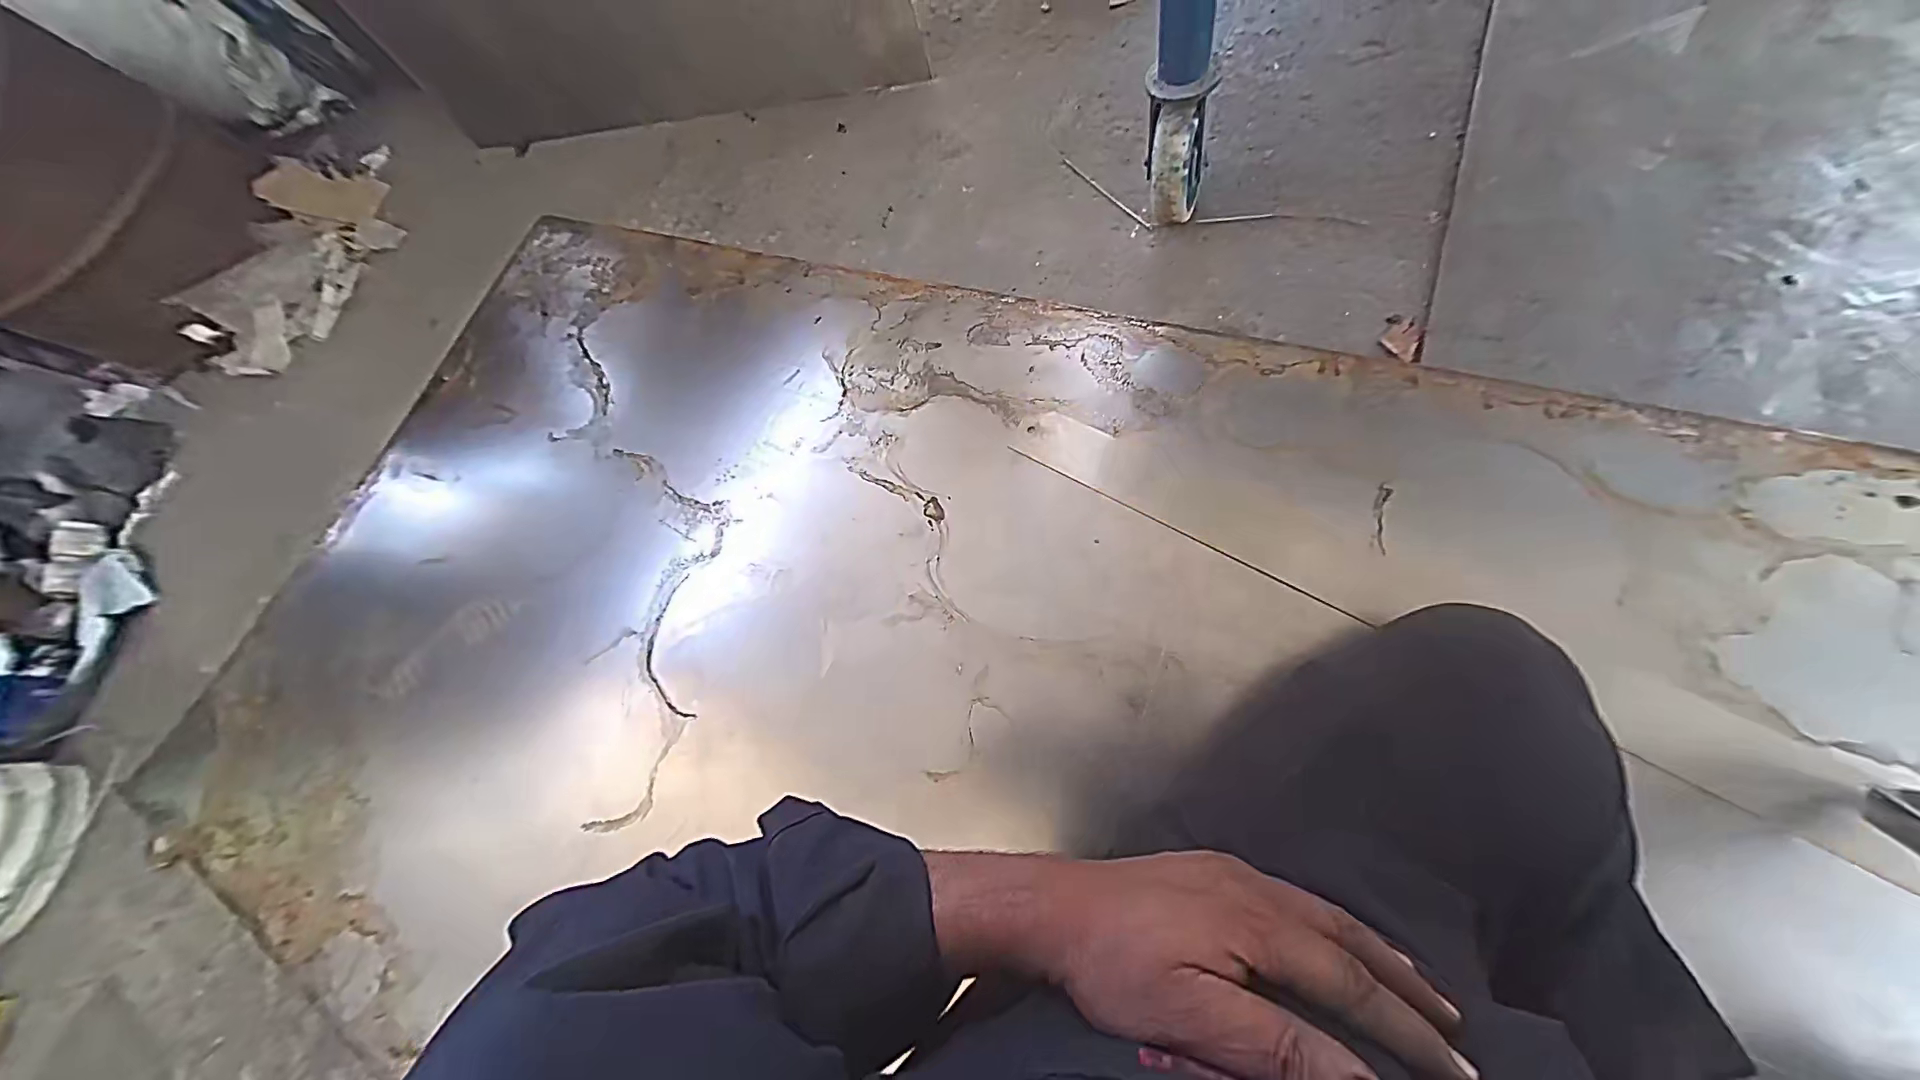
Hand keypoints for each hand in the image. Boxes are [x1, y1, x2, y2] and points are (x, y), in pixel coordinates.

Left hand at [926, 850, 1474, 1079]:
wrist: (1054, 904)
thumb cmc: (1115, 964)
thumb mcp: (1190, 1015)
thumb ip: (1274, 1043)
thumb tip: (1357, 1073)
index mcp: (1254, 922)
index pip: (1348, 983)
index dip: (1404, 1029)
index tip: (1456, 1066)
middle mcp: (1249, 886)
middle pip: (1342, 936)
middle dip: (1401, 983)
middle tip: (1454, 1021)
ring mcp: (1224, 870)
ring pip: (1315, 908)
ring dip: (1367, 944)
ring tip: (1409, 975)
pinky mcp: (1203, 868)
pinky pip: (1284, 892)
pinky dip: (1322, 918)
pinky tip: (1322, 928)